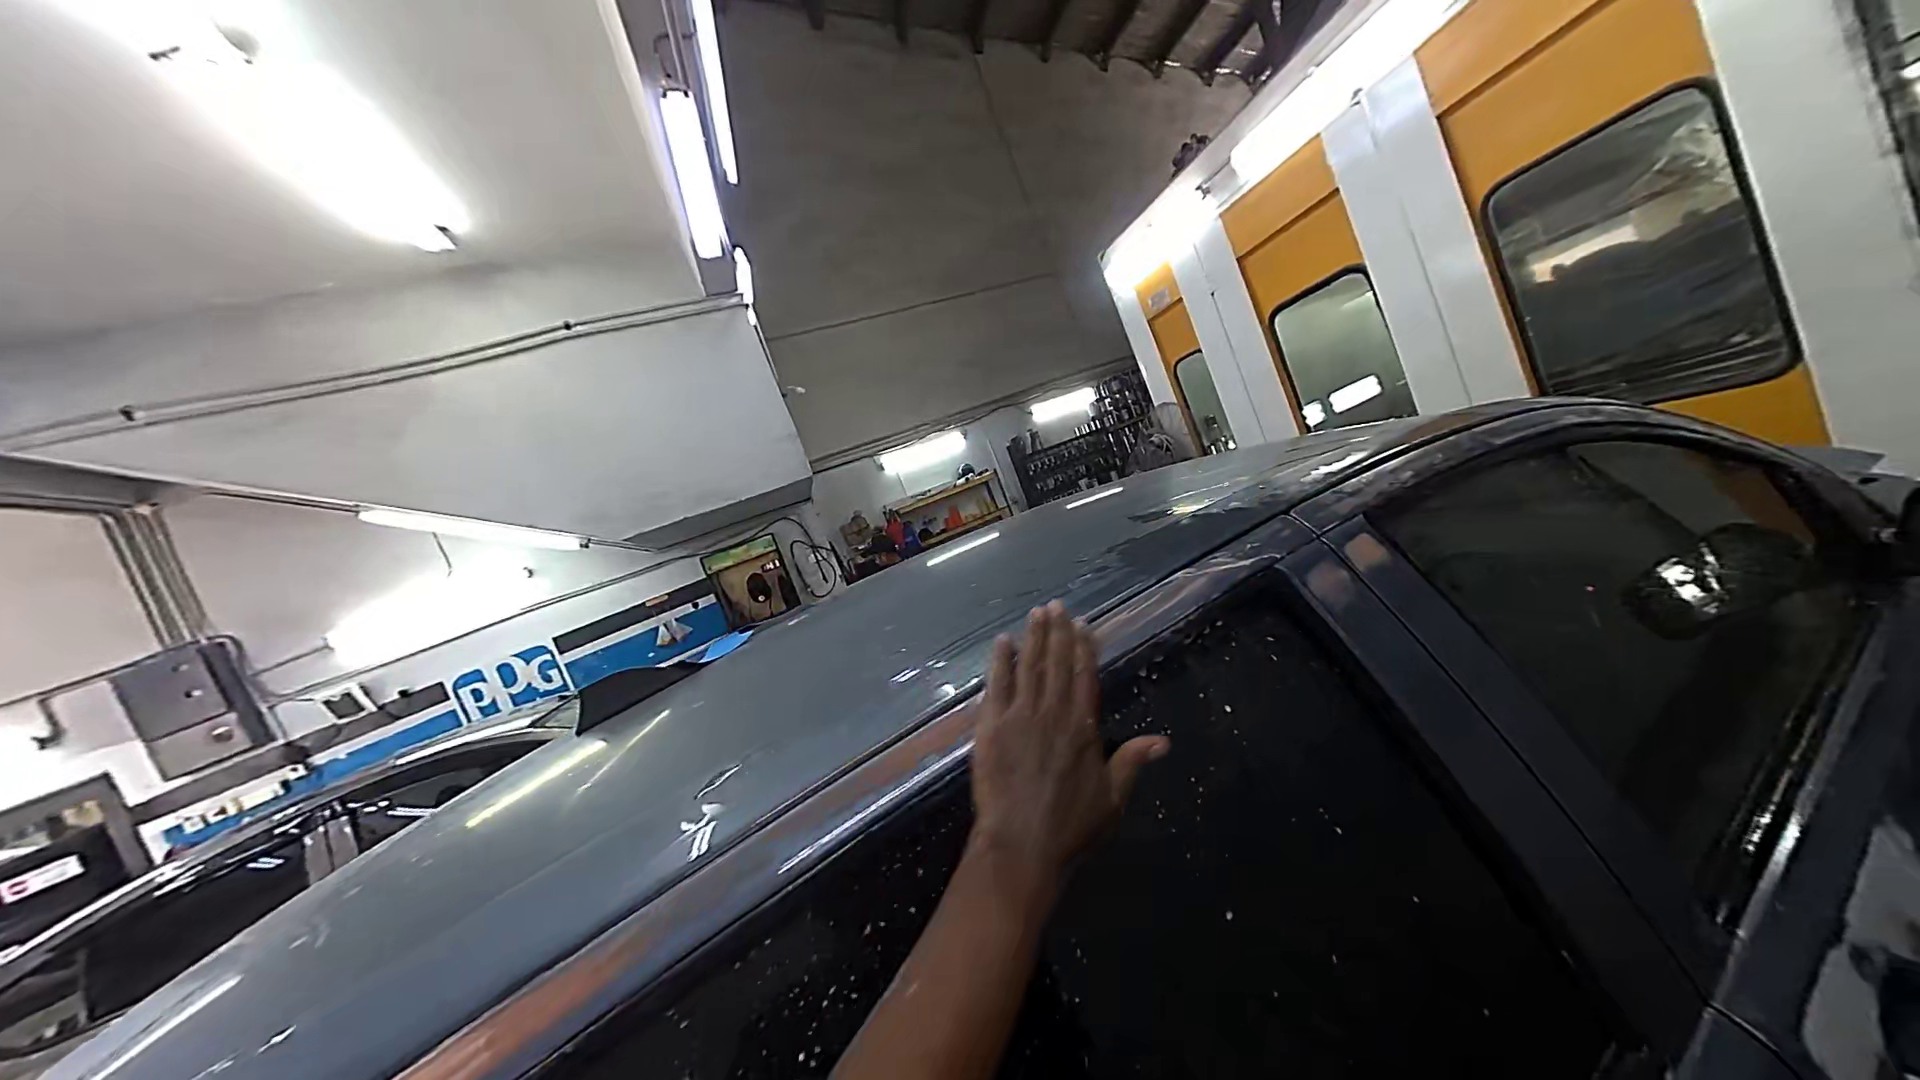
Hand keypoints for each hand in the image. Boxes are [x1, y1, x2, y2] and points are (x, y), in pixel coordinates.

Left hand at [968, 602, 1169, 894]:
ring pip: (1030, 667)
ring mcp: (1020, 715)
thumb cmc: (1070, 826)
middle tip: (1056, 606)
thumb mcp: (1112, 798)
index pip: (1085, 676)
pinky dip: (1001, 661)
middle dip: (1057, 633)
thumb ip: (1133, 762)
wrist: (1022, 843)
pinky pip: (997, 684)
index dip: (1083, 648)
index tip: (1082, 625)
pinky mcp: (991, 725)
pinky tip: (1003, 642)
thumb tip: (1164, 741)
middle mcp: (1053, 712)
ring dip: (1033, 638)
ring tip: (1037, 613)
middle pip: (1057, 663)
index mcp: (1082, 726)